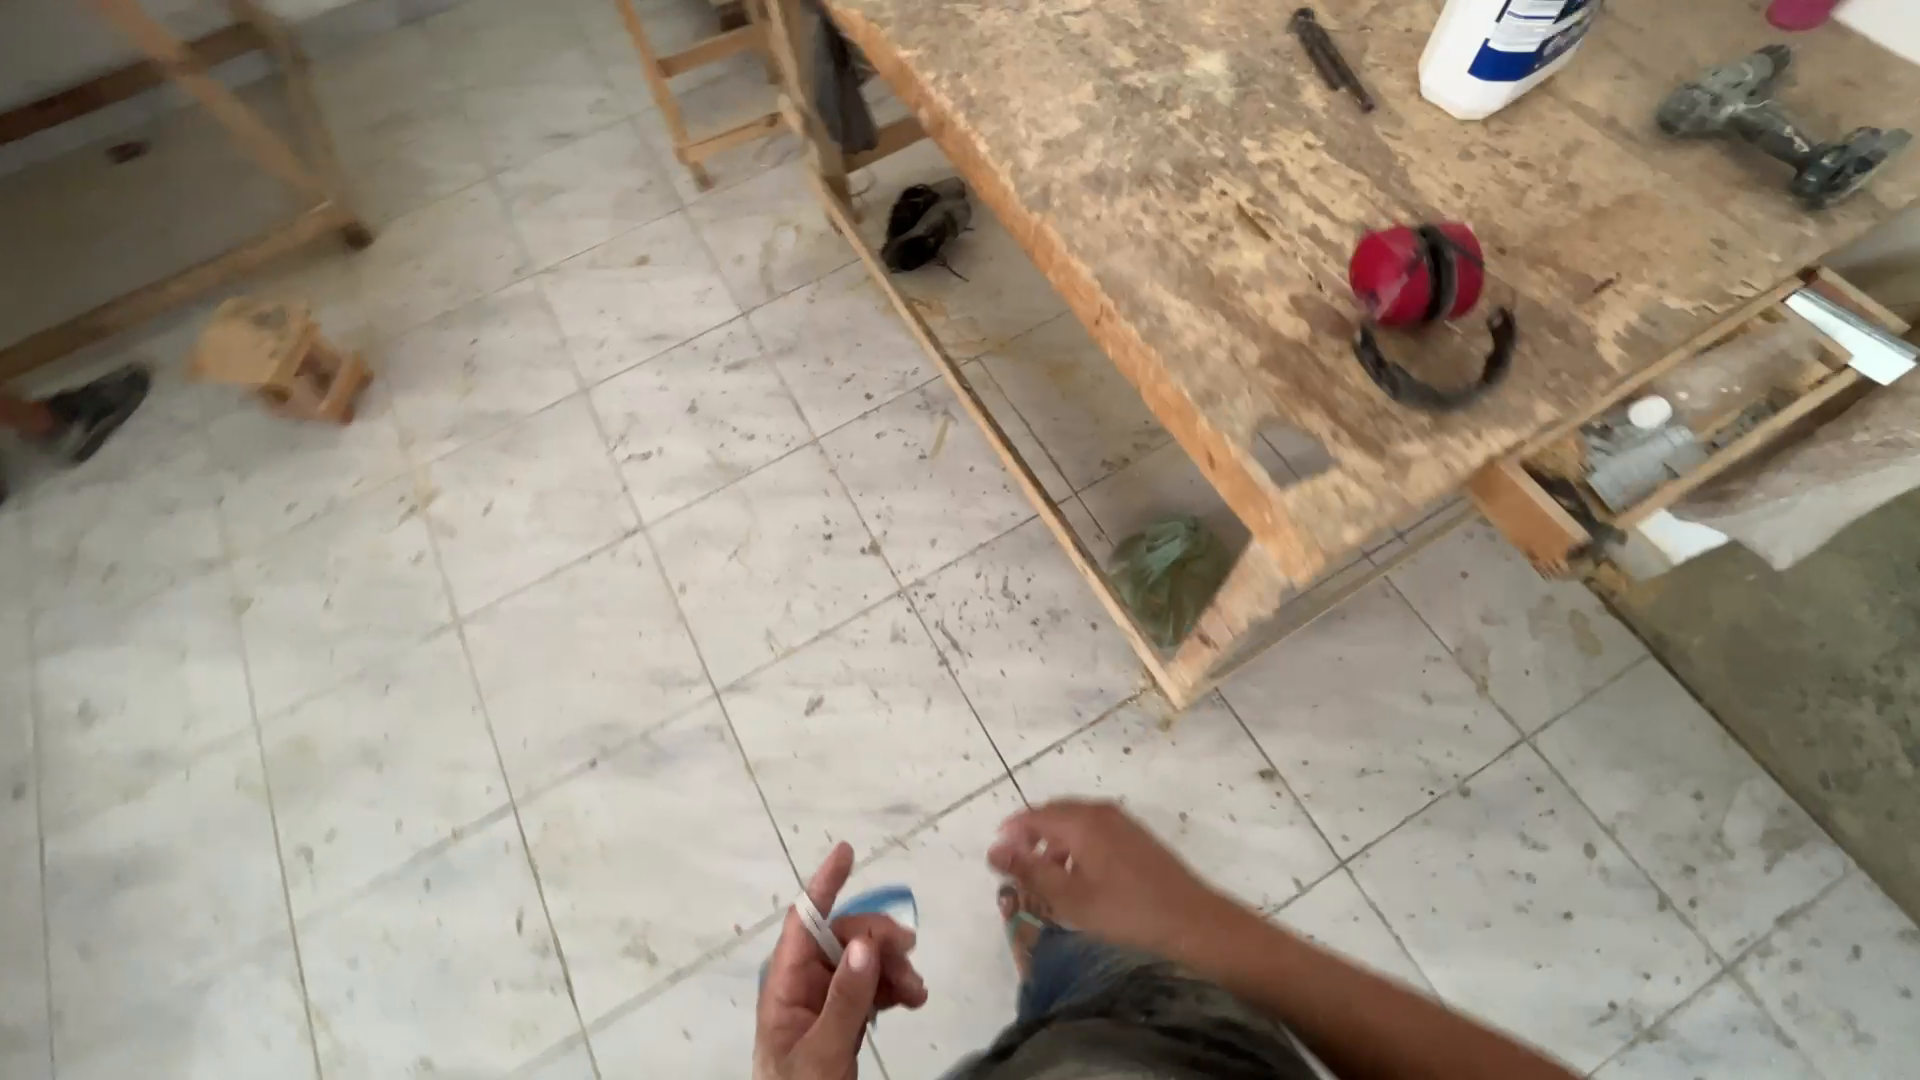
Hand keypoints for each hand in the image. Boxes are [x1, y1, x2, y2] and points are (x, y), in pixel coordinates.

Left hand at [754, 842, 927, 1079]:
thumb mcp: (822, 1054)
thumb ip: (844, 1000)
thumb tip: (865, 943)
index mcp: (785, 985)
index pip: (804, 920)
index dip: (824, 883)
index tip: (847, 851)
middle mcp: (803, 985)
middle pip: (843, 938)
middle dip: (878, 940)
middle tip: (911, 954)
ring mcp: (824, 1002)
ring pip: (863, 962)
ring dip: (893, 968)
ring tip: (918, 992)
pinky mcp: (842, 1021)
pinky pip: (871, 988)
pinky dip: (894, 988)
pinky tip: (913, 1000)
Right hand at [987, 799, 1242, 960]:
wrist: (1192, 922)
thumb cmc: (1125, 912)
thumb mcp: (1068, 897)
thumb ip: (1029, 870)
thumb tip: (994, 849)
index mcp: (1081, 821)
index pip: (1034, 816)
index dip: (1011, 833)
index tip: (996, 858)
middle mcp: (1100, 812)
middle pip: (1054, 815)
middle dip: (1031, 837)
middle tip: (1017, 868)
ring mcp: (1122, 822)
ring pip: (1075, 824)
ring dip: (1054, 844)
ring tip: (1046, 878)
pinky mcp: (1136, 837)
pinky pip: (1094, 832)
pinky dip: (1076, 847)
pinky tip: (1079, 878)